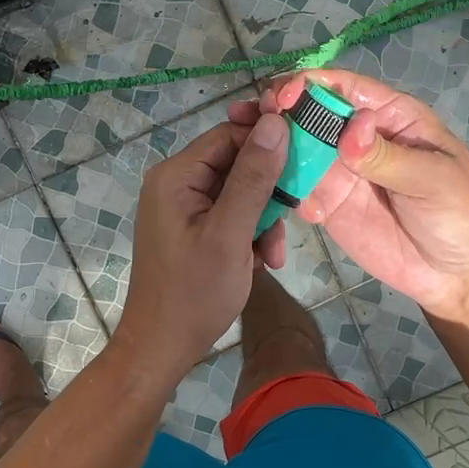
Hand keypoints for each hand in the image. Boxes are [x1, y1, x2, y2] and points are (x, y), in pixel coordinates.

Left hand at [116, 114, 289, 372]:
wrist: (162, 346)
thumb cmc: (194, 292)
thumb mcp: (231, 233)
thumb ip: (254, 177)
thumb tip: (276, 121)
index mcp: (176, 175)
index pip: (231, 134)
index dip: (269, 142)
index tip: (306, 161)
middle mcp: (176, 183)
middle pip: (238, 164)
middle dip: (268, 194)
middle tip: (291, 220)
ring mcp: (183, 208)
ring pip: (239, 193)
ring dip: (263, 221)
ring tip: (270, 257)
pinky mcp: (192, 229)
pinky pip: (230, 216)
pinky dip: (249, 235)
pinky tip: (258, 263)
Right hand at [229, 70, 468, 319]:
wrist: (457, 275)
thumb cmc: (459, 215)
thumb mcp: (434, 180)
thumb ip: (389, 156)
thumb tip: (352, 130)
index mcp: (390, 117)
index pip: (345, 89)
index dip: (311, 85)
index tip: (281, 95)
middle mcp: (358, 137)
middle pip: (311, 113)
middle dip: (279, 110)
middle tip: (247, 117)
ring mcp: (339, 170)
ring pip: (297, 148)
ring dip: (269, 145)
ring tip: (239, 148)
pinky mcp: (326, 203)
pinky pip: (296, 187)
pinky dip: (276, 186)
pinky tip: (260, 189)